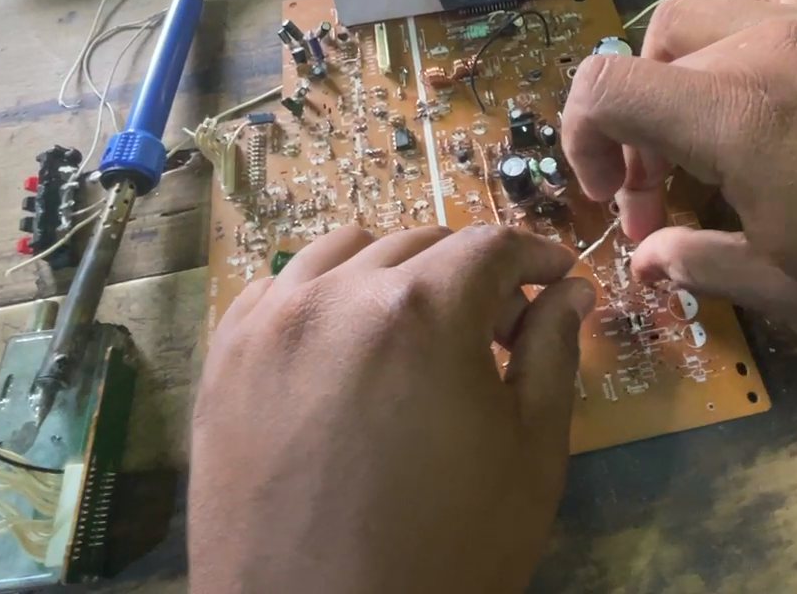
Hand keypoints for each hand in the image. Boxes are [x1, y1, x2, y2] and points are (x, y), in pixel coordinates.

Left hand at [188, 224, 595, 593]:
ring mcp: (271, 322)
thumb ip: (553, 350)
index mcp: (421, 313)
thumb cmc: (446, 553)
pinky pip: (282, 286)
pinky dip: (324, 295)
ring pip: (349, 250)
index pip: (491, 245)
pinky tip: (343, 345)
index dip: (536, 256)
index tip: (557, 278)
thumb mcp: (529, 452)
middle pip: (424, 243)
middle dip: (475, 274)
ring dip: (397, 272)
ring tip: (417, 329)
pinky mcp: (226, 356)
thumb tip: (570, 288)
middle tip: (498, 328)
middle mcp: (338, 295)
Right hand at [562, 0, 796, 369]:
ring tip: (706, 124)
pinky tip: (763, 64)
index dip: (582, 138)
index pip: (604, 87)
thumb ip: (696, 262)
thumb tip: (643, 259)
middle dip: (636, 130)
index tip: (613, 196)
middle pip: (645, 60)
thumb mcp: (789, 288)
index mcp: (737, 116)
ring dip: (675, 72)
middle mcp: (764, 49)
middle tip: (668, 195)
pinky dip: (740, 19)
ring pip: (696, 17)